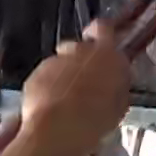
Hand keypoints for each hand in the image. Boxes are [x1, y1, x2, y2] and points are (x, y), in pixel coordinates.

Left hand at [18, 20, 131, 150]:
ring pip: (60, 62)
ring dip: (64, 74)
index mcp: (107, 53)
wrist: (61, 129)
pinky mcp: (35, 75)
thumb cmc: (98, 116)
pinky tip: (51, 107)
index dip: (101, 31)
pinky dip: (47, 87)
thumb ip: (117, 82)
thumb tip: (114, 81)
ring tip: (66, 99)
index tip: (101, 37)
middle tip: (85, 80)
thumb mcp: (120, 101)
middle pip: (79, 46)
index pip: (103, 27)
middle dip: (81, 58)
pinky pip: (43, 77)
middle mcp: (80, 50)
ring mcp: (56, 61)